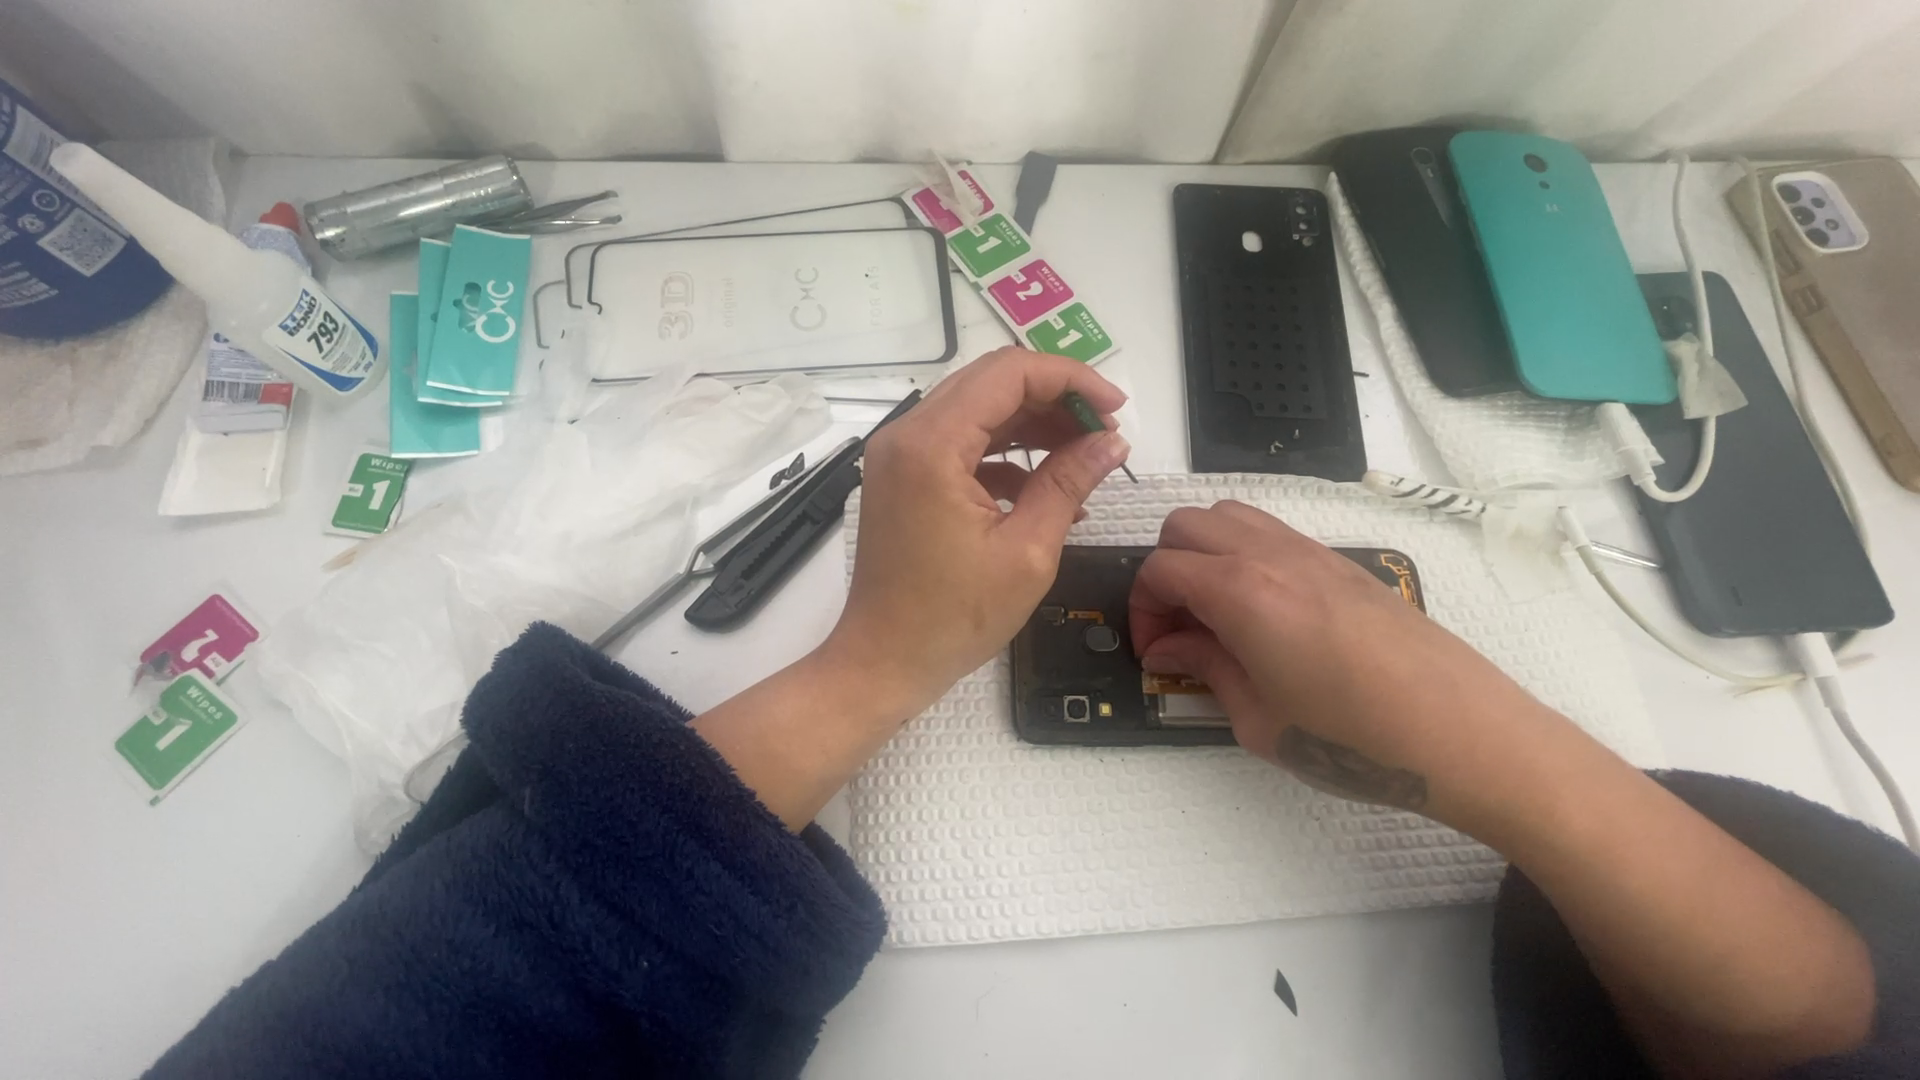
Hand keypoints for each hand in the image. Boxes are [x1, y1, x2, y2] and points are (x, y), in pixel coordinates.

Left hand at [825, 347, 1130, 716]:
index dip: (1070, 380)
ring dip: (1033, 425)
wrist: (885, 661)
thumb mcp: (1027, 551)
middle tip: (1105, 432)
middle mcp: (906, 435)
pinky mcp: (904, 478)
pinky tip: (1048, 486)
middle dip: (1055, 398)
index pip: (1008, 374)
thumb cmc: (954, 618)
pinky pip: (962, 445)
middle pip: (991, 384)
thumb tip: (1113, 441)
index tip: (1116, 408)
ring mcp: (900, 456)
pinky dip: (1007, 455)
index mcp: (931, 445)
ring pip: (978, 411)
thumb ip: (1069, 482)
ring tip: (1086, 455)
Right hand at [1128, 500, 1553, 814]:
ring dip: (1202, 552)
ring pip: (1228, 515)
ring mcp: (1310, 552)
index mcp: (1241, 592)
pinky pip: (1270, 531)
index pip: (1159, 569)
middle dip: (1163, 570)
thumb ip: (1204, 670)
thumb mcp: (1258, 719)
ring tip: (1212, 611)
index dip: (1140, 609)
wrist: (1465, 734)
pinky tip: (1259, 609)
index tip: (1153, 651)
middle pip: (1185, 526)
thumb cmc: (1354, 739)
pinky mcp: (1342, 563)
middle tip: (1176, 626)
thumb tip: (1168, 648)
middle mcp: (1271, 556)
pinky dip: (1242, 552)